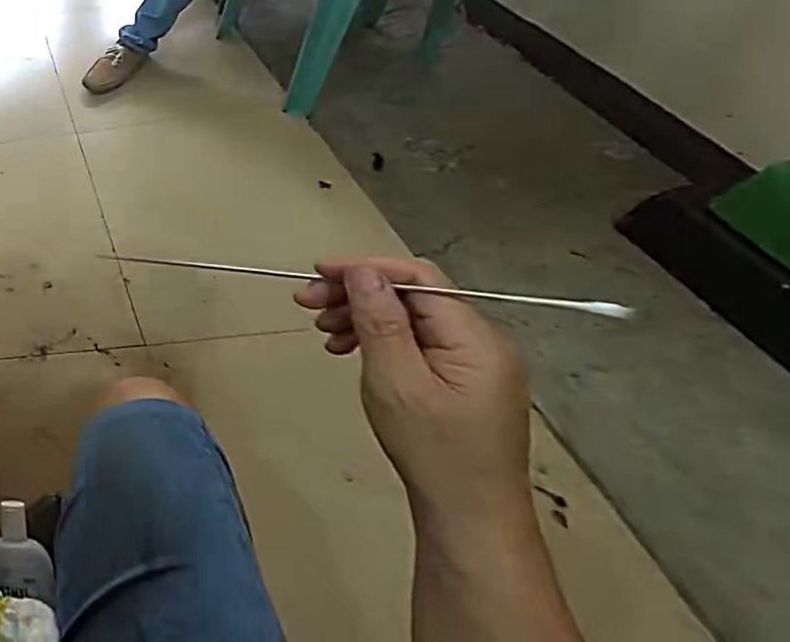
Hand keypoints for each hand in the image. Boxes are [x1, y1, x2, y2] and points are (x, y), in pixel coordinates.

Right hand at [295, 257, 531, 523]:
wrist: (470, 522)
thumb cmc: (434, 454)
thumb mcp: (396, 381)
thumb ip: (380, 319)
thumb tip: (363, 271)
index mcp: (475, 337)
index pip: (417, 277)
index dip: (365, 267)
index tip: (319, 272)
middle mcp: (480, 340)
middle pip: (410, 294)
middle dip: (356, 291)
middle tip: (308, 301)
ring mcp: (472, 360)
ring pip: (408, 316)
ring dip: (361, 314)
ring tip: (323, 329)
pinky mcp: (460, 377)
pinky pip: (414, 340)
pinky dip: (377, 337)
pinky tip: (348, 347)